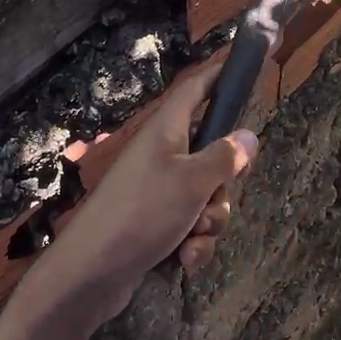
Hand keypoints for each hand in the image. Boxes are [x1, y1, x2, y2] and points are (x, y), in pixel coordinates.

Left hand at [0, 62, 257, 339]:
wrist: (90, 272)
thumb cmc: (143, 211)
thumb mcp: (193, 181)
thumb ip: (225, 158)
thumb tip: (249, 135)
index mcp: (166, 129)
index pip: (195, 89)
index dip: (218, 76)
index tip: (241, 67)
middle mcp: (161, 153)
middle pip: (210, 153)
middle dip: (222, 185)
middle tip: (214, 200)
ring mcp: (157, 189)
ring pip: (204, 195)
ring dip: (208, 221)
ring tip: (193, 238)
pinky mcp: (154, 223)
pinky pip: (189, 225)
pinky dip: (192, 243)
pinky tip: (184, 260)